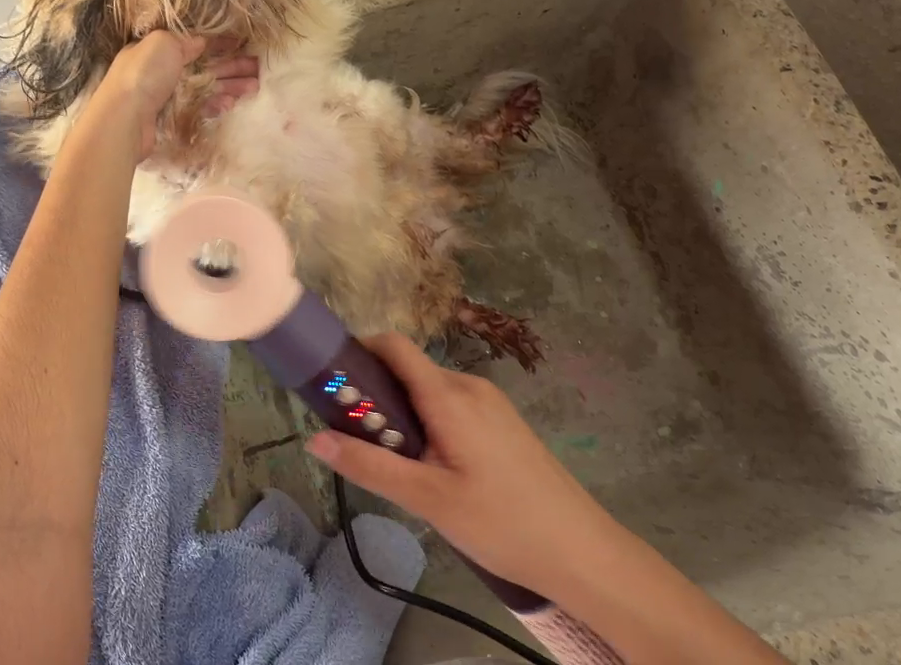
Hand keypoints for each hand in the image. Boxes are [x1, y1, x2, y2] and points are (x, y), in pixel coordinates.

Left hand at [91, 32, 259, 158]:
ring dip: (230, 85)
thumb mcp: (163, 42)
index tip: (244, 43)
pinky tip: (231, 104)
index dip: (220, 42)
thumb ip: (183, 40)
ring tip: (255, 86)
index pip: (194, 42)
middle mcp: (161, 70)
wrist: (123, 118)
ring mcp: (166, 96)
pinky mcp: (169, 118)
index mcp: (157, 48)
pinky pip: (198, 107)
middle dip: (232, 65)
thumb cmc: (143, 74)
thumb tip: (199, 42)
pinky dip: (215, 104)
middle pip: (204, 65)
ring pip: (204, 86)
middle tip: (259, 68)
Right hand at [305, 333, 628, 601]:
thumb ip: (369, 466)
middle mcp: (469, 387)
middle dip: (375, 397)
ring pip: (429, 393)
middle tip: (359, 441)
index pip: (394, 346)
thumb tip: (315, 439)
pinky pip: (451, 408)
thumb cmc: (502, 523)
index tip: (331, 382)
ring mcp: (491, 404)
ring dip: (402, 416)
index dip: (357, 352)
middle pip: (407, 371)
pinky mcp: (504, 424)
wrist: (584, 554)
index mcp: (449, 395)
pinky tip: (434, 471)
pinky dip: (428, 425)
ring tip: (398, 466)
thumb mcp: (427, 499)